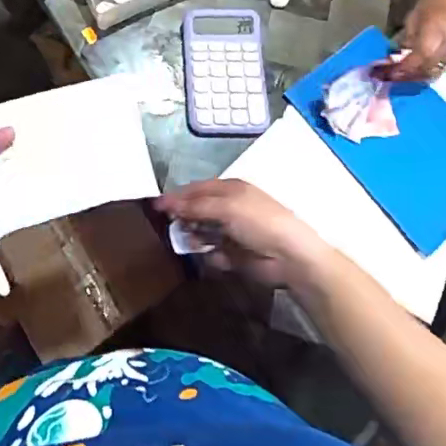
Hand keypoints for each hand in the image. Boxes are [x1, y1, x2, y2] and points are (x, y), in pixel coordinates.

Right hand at [154, 180, 334, 287]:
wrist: (290, 256)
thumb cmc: (259, 221)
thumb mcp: (227, 207)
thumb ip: (196, 205)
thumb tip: (169, 203)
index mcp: (230, 189)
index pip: (196, 189)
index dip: (177, 196)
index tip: (156, 206)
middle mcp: (229, 207)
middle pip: (197, 211)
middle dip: (184, 218)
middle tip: (171, 227)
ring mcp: (231, 231)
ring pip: (202, 233)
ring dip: (196, 238)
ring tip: (193, 244)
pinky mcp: (234, 254)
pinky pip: (213, 253)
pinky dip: (210, 255)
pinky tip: (214, 256)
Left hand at [376, 0, 445, 81]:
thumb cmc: (435, 4)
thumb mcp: (415, 16)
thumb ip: (408, 37)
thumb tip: (398, 55)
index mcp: (436, 31)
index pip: (420, 55)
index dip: (404, 66)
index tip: (389, 71)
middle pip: (427, 67)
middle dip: (408, 74)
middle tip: (392, 75)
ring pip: (433, 71)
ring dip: (416, 75)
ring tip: (400, 74)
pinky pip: (439, 68)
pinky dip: (425, 71)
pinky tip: (414, 69)